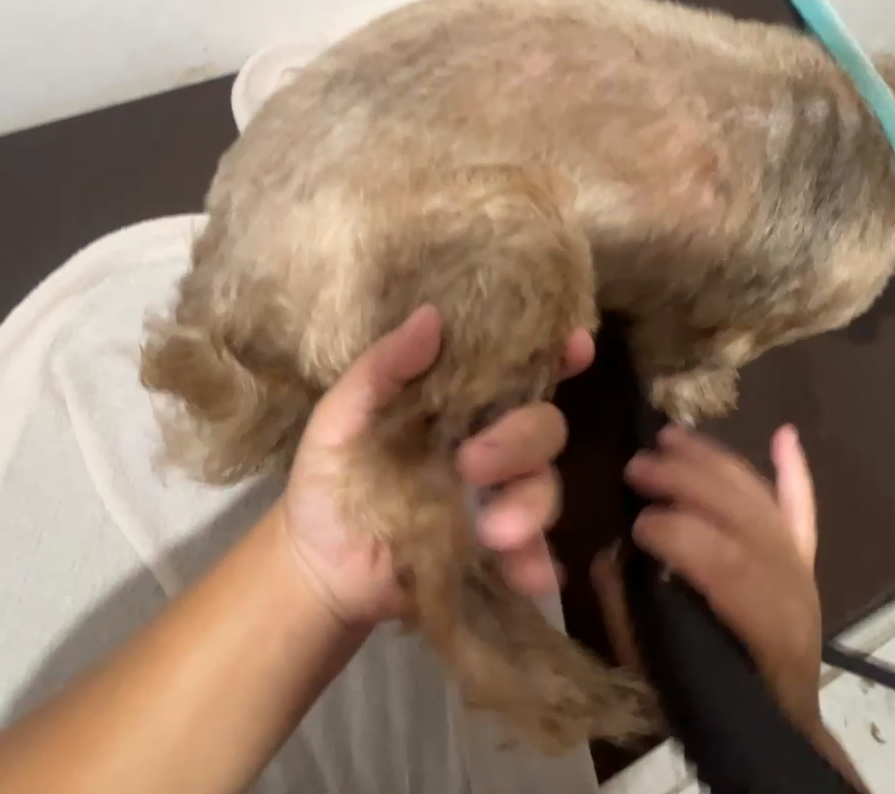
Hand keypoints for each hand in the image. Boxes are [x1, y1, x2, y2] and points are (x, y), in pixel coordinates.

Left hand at [275, 305, 592, 627]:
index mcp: (459, 405)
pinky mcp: (495, 551)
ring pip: (545, 485)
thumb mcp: (340, 418)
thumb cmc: (328, 480)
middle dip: (520, 441)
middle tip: (471, 466)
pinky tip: (530, 577)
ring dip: (530, 505)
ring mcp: (496, 499)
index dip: (557, 355)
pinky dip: (537, 562)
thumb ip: (380, 369)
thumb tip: (430, 317)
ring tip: (490, 534)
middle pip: (542, 426)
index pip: (518, 371)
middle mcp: (490, 443)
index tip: (576, 346)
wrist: (318, 569)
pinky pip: (534, 552)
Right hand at [596, 424, 823, 730]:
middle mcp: (795, 588)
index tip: (635, 523)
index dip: (681, 536)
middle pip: (745, 516)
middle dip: (687, 482)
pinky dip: (792, 469)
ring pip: (761, 498)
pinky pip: (800, 507)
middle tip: (637, 465)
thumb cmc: (713, 704)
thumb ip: (636, 615)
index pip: (730, 566)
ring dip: (715, 460)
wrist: (776, 726)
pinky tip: (783, 434)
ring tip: (671, 437)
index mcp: (770, 629)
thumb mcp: (664, 675)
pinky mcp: (804, 557)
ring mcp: (802, 567)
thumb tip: (611, 553)